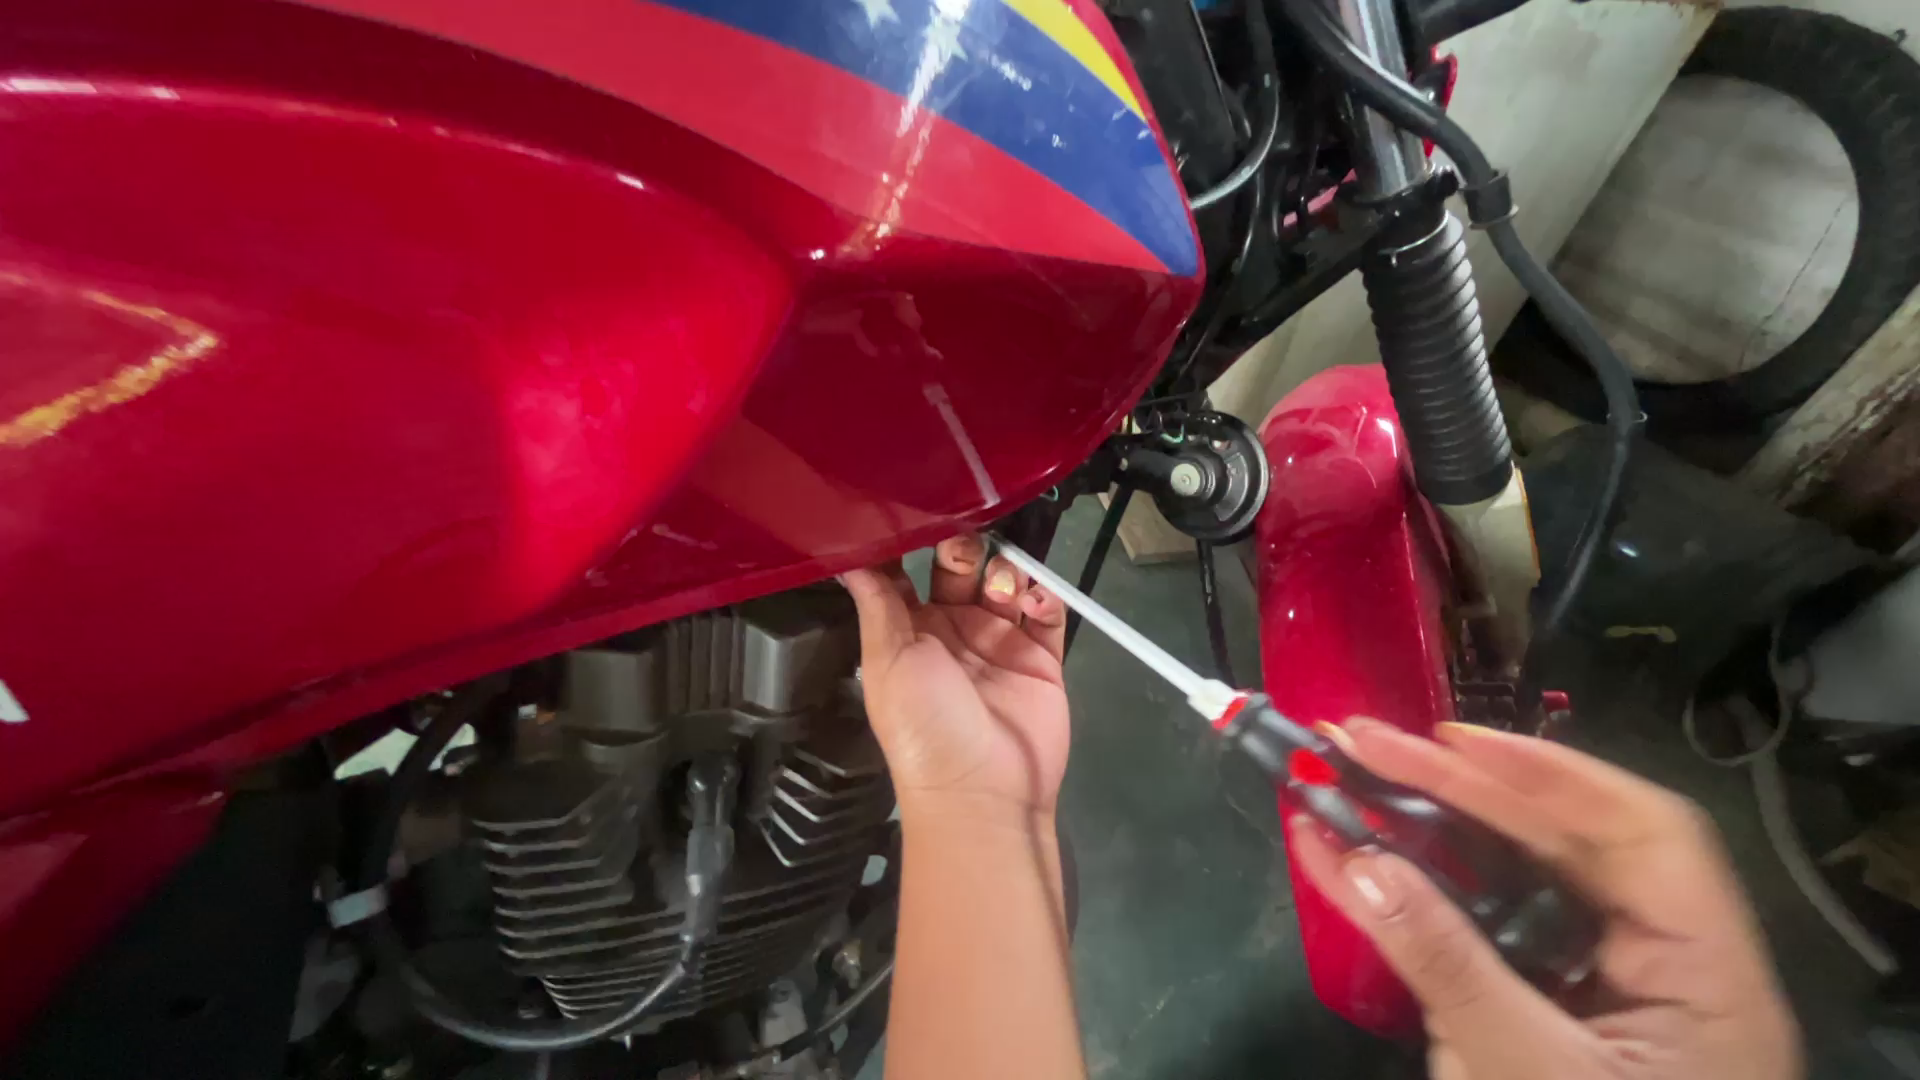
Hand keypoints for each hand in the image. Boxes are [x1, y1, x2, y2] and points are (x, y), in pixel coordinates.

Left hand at [839, 535, 1069, 825]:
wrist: (983, 791)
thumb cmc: (924, 723)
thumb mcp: (889, 659)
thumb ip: (877, 602)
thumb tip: (843, 555)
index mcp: (909, 630)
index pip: (905, 572)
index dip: (908, 541)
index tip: (914, 506)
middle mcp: (952, 629)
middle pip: (959, 568)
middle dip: (963, 548)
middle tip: (967, 547)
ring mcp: (999, 641)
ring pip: (1004, 582)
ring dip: (1004, 571)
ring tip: (1003, 587)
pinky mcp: (1040, 656)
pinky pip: (1045, 611)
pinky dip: (1043, 595)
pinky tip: (1033, 599)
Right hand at [1291, 718, 1800, 1079]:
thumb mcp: (1528, 1075)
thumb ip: (1447, 963)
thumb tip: (1353, 858)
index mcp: (1700, 975)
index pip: (1643, 833)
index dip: (1553, 772)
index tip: (1453, 741)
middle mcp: (1640, 955)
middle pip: (1552, 836)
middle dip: (1450, 781)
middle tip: (1359, 739)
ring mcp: (1568, 969)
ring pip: (1493, 866)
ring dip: (1411, 818)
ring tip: (1338, 770)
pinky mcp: (1511, 986)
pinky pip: (1450, 911)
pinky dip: (1389, 876)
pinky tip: (1329, 849)